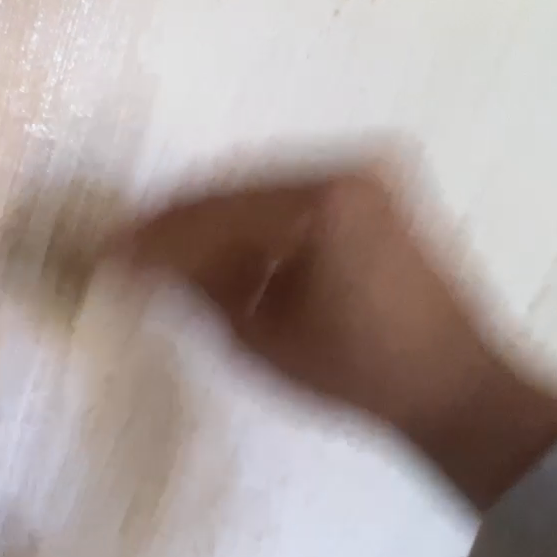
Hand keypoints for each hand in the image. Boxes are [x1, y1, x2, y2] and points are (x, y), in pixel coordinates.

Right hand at [112, 166, 501, 437]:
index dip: (149, 239)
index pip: (208, 215)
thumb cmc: (352, 370)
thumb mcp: (256, 337)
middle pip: (229, 193)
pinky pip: (283, 202)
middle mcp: (346, 171)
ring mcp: (366, 177)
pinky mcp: (372, 196)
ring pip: (253, 194)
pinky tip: (209, 251)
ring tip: (152, 255)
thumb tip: (140, 266)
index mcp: (320, 203)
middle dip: (170, 226)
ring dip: (201, 224)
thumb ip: (196, 289)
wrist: (452, 386)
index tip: (103, 256)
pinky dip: (240, 225)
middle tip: (120, 252)